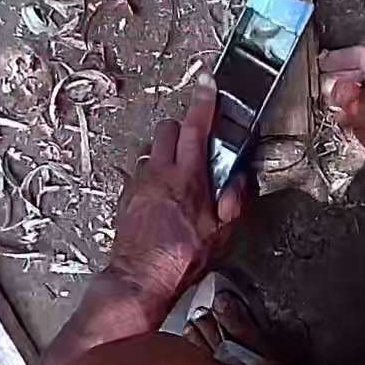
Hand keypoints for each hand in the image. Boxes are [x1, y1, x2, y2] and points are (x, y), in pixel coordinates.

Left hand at [105, 78, 248, 306]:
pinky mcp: (126, 198)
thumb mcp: (221, 234)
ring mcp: (138, 184)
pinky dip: (155, 175)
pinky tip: (165, 195)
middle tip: (200, 141)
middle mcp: (158, 175)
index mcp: (186, 178)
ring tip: (184, 173)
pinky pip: (141, 173)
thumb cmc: (180, 258)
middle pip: (168, 129)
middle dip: (185, 128)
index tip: (208, 86)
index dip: (204, 104)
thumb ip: (233, 202)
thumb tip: (238, 181)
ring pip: (153, 151)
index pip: (195, 128)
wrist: (139, 279)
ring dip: (169, 152)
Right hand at [319, 45, 364, 163]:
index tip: (325, 63)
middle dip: (344, 78)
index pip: (363, 54)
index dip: (339, 58)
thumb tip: (332, 87)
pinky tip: (351, 116)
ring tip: (334, 101)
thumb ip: (342, 92)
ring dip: (353, 96)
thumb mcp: (359, 106)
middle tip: (326, 82)